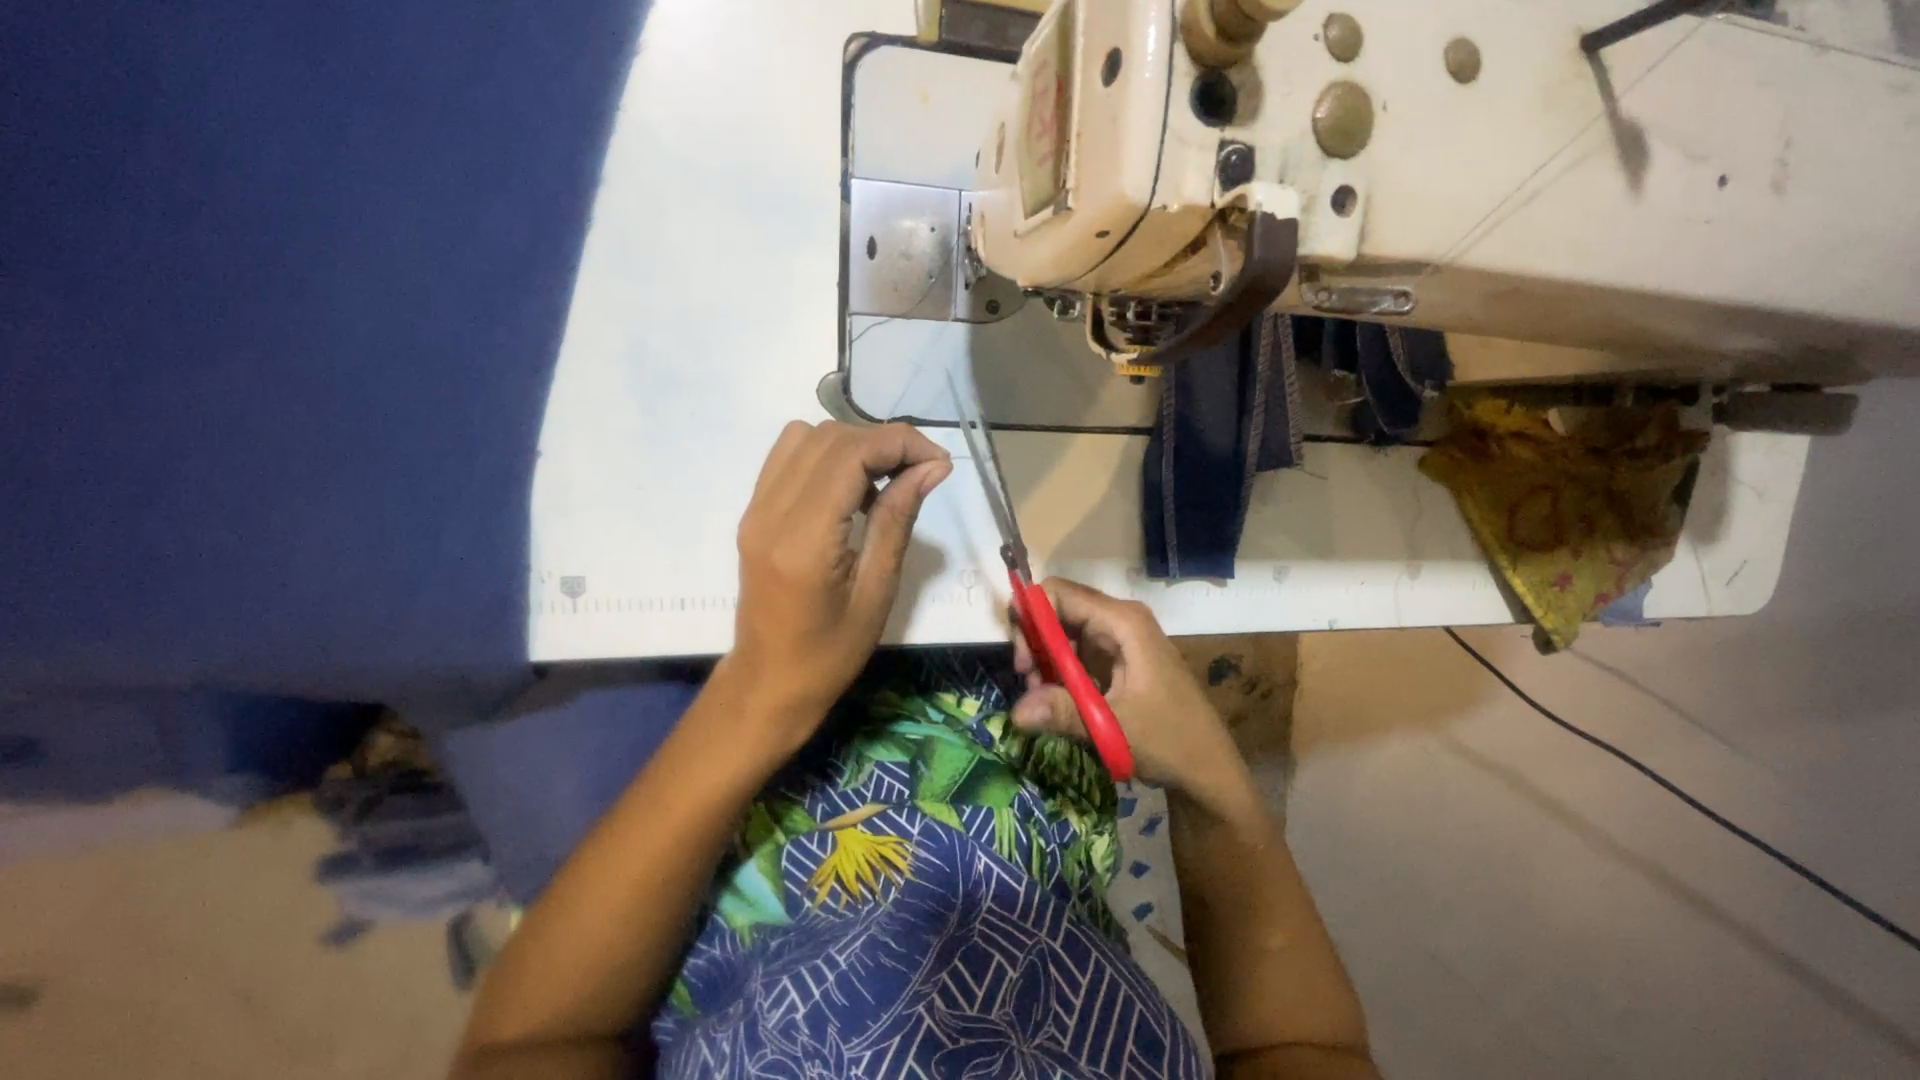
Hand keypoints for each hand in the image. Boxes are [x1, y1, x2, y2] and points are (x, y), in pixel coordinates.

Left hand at [727, 420, 952, 744]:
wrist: (769, 681)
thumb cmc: (831, 652)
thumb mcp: (878, 592)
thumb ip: (898, 520)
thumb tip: (932, 466)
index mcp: (805, 540)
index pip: (851, 454)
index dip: (900, 443)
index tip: (939, 462)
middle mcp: (771, 513)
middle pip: (830, 438)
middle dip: (882, 442)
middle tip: (920, 473)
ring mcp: (755, 510)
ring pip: (805, 437)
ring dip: (852, 445)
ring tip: (883, 482)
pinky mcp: (752, 513)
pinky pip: (788, 457)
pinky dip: (826, 457)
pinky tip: (850, 491)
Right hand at [1011, 578, 1247, 795]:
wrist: (1207, 769)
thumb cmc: (1170, 740)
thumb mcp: (1114, 727)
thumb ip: (1064, 712)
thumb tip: (1015, 712)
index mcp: (1124, 622)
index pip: (1059, 593)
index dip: (1031, 617)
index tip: (1022, 661)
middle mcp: (1120, 621)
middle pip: (1058, 610)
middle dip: (1034, 641)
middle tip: (1026, 682)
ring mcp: (1120, 640)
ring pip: (1064, 633)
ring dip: (1044, 659)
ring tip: (1039, 695)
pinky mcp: (1118, 661)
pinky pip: (1077, 652)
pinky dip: (1059, 671)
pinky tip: (1054, 698)